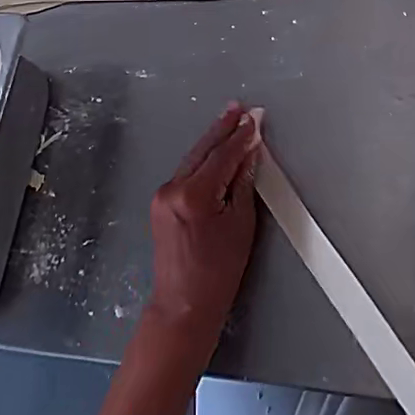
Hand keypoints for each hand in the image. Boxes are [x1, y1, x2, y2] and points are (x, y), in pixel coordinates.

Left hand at [147, 104, 260, 335]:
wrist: (183, 306)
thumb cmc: (218, 272)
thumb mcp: (242, 223)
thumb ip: (243, 182)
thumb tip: (249, 152)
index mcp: (193, 195)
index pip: (223, 155)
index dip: (242, 135)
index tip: (255, 119)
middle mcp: (172, 189)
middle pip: (203, 149)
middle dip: (223, 127)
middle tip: (239, 108)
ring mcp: (162, 195)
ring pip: (193, 158)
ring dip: (212, 140)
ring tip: (229, 119)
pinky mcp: (160, 202)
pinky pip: (186, 171)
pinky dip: (202, 158)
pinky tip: (214, 149)